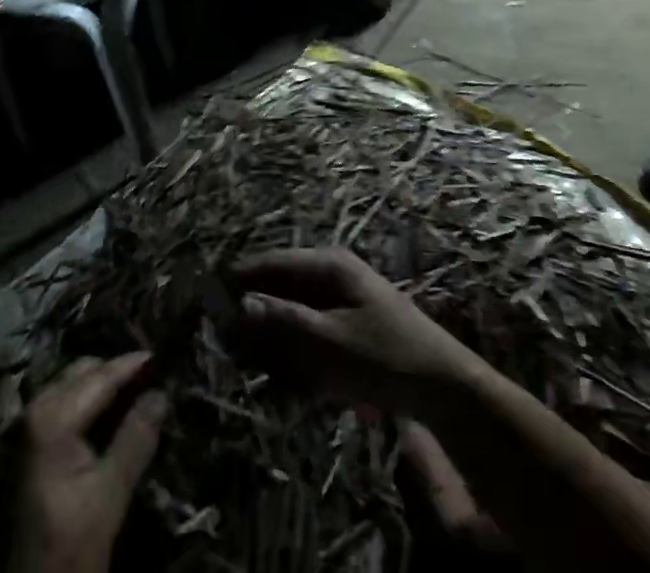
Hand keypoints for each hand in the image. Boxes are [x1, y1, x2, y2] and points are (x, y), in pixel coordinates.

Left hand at [12, 352, 168, 572]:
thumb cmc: (72, 540)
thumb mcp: (112, 491)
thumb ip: (136, 436)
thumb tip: (161, 393)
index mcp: (53, 418)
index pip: (101, 377)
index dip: (134, 364)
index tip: (166, 354)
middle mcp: (37, 408)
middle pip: (86, 371)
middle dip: (120, 371)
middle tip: (157, 378)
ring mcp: (32, 422)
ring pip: (76, 382)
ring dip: (107, 383)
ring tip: (144, 390)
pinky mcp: (35, 438)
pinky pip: (68, 399)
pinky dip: (94, 398)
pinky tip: (119, 411)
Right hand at [229, 248, 483, 414]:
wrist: (443, 386)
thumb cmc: (385, 358)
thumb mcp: (328, 341)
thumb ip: (282, 321)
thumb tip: (238, 304)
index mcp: (327, 265)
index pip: (268, 263)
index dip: (235, 282)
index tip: (205, 307)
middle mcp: (330, 273)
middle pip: (275, 288)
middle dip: (254, 320)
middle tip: (235, 353)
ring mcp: (338, 298)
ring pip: (287, 312)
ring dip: (273, 342)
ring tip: (267, 374)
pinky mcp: (344, 323)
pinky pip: (305, 331)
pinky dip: (294, 353)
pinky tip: (293, 383)